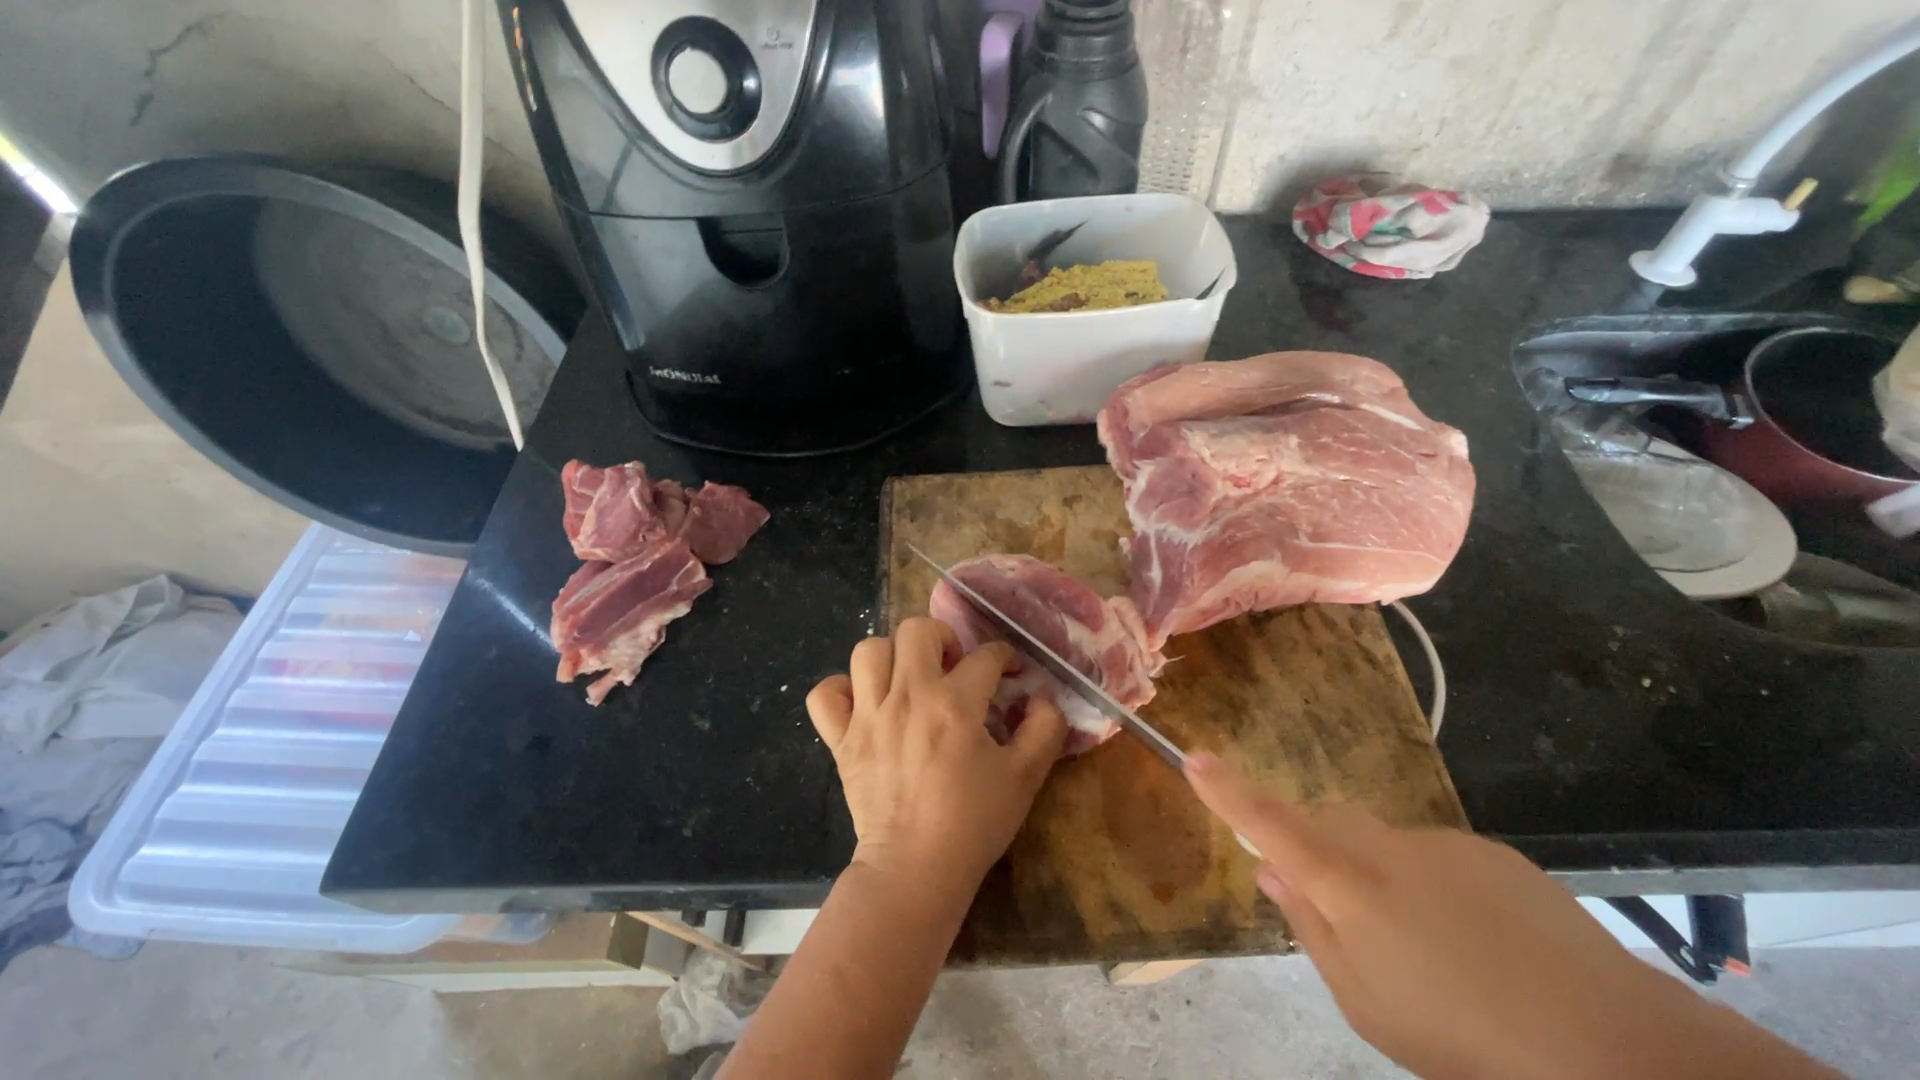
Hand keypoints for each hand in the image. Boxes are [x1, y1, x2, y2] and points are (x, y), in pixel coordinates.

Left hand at [807, 617, 1067, 895]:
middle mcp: (908, 697)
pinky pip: (825, 694)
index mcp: (956, 703)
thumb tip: (1042, 697)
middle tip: (953, 667)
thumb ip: (1045, 729)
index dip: (1004, 657)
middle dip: (942, 638)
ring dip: (892, 657)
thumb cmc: (974, 823)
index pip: (984, 656)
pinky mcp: (841, 740)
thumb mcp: (1026, 777)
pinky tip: (865, 704)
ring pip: (868, 651)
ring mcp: (868, 716)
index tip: (1009, 673)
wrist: (916, 868)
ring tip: (909, 680)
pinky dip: (842, 690)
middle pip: (916, 630)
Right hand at [1186, 754, 1839, 1079]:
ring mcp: (1447, 844)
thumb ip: (1313, 931)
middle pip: (1328, 823)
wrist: (1607, 1043)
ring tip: (1430, 952)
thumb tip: (1276, 878)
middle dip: (1317, 850)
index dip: (1227, 791)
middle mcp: (1389, 846)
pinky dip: (1433, 888)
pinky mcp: (1496, 854)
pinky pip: (1438, 858)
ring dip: (1381, 878)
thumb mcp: (1365, 1005)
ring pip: (1385, 844)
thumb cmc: (1461, 1036)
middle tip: (1336, 913)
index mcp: (1347, 884)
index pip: (1269, 824)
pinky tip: (1479, 946)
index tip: (1194, 756)